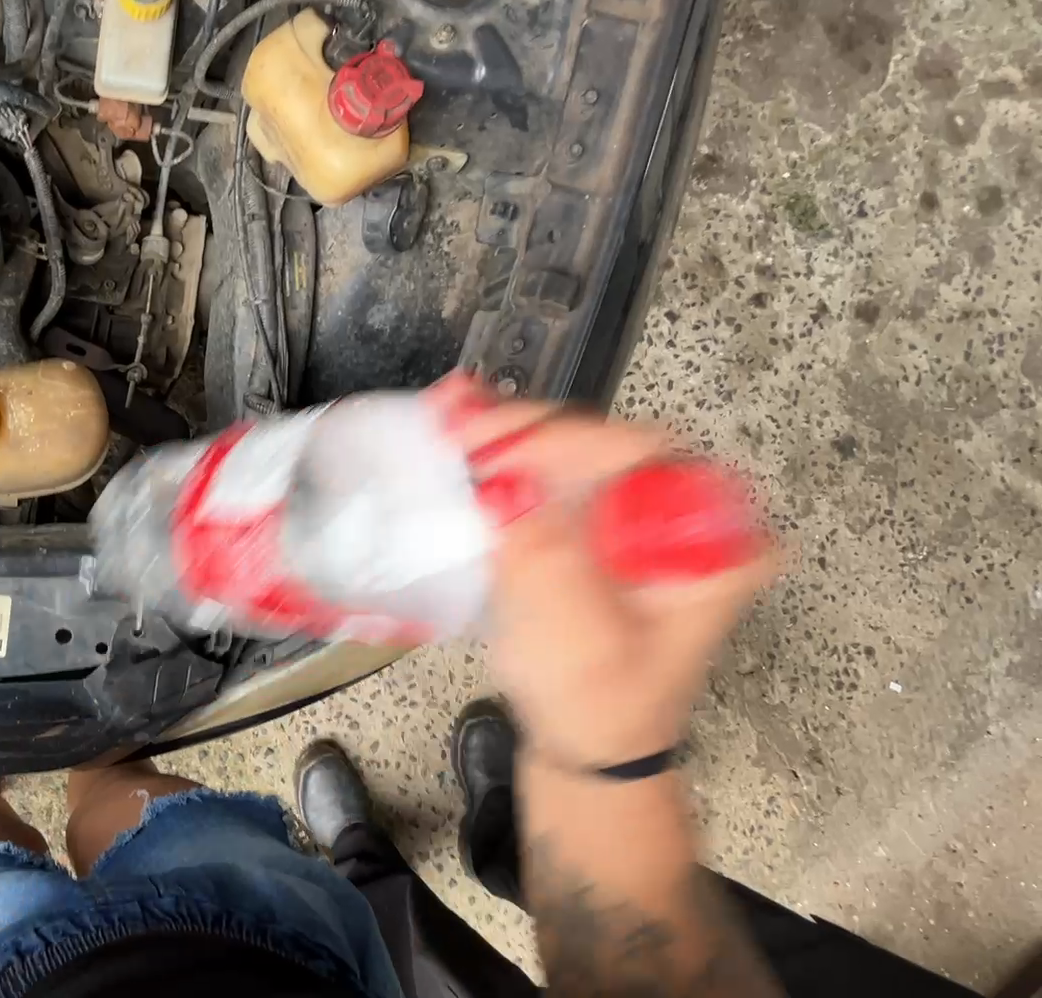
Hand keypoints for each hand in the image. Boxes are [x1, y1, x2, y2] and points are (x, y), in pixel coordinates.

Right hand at [448, 400, 775, 768]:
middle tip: (457, 427)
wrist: (589, 741)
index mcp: (709, 545)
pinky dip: (499, 451)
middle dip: (523, 429)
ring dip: (504, 432)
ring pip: (568, 448)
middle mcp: (680, 519)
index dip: (560, 444)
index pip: (640, 457)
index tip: (493, 454)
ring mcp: (633, 516)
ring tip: (449, 416)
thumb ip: (543, 559)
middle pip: (602, 440)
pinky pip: (545, 472)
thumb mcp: (576, 638)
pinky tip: (462, 431)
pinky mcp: (590, 521)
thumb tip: (504, 485)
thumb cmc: (598, 704)